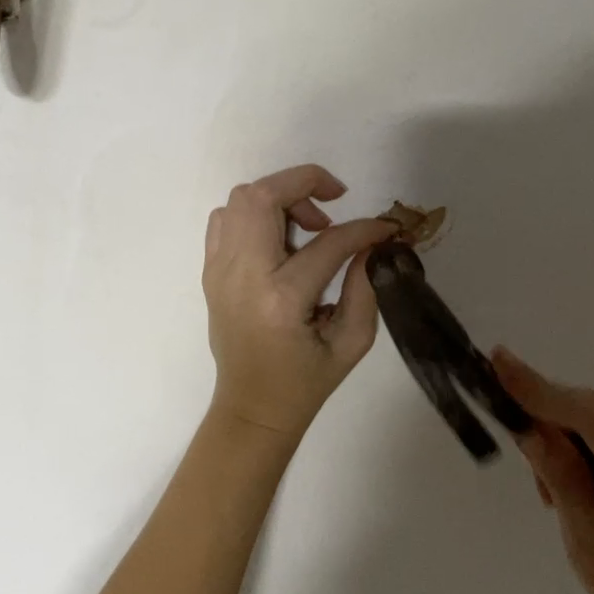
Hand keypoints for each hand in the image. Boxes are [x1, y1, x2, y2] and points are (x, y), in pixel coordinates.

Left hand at [202, 165, 397, 440]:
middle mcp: (243, 276)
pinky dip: (255, 214)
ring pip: (240, 200)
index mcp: (281, 299)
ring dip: (278, 198)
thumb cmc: (305, 382)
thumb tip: (373, 244)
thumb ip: (366, 288)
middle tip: (332, 207)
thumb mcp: (351, 343)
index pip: (327, 242)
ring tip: (306, 227)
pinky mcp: (210, 272)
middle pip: (263, 197)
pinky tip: (279, 239)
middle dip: (304, 184)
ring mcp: (219, 271)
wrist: (251, 408)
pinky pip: (226, 219)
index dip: (362, 229)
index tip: (384, 229)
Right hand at [492, 348, 593, 593]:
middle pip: (593, 414)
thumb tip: (530, 429)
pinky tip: (593, 497)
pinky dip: (591, 452)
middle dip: (549, 430)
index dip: (541, 388)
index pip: (592, 417)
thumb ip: (567, 488)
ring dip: (569, 446)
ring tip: (567, 507)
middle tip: (539, 492)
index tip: (495, 362)